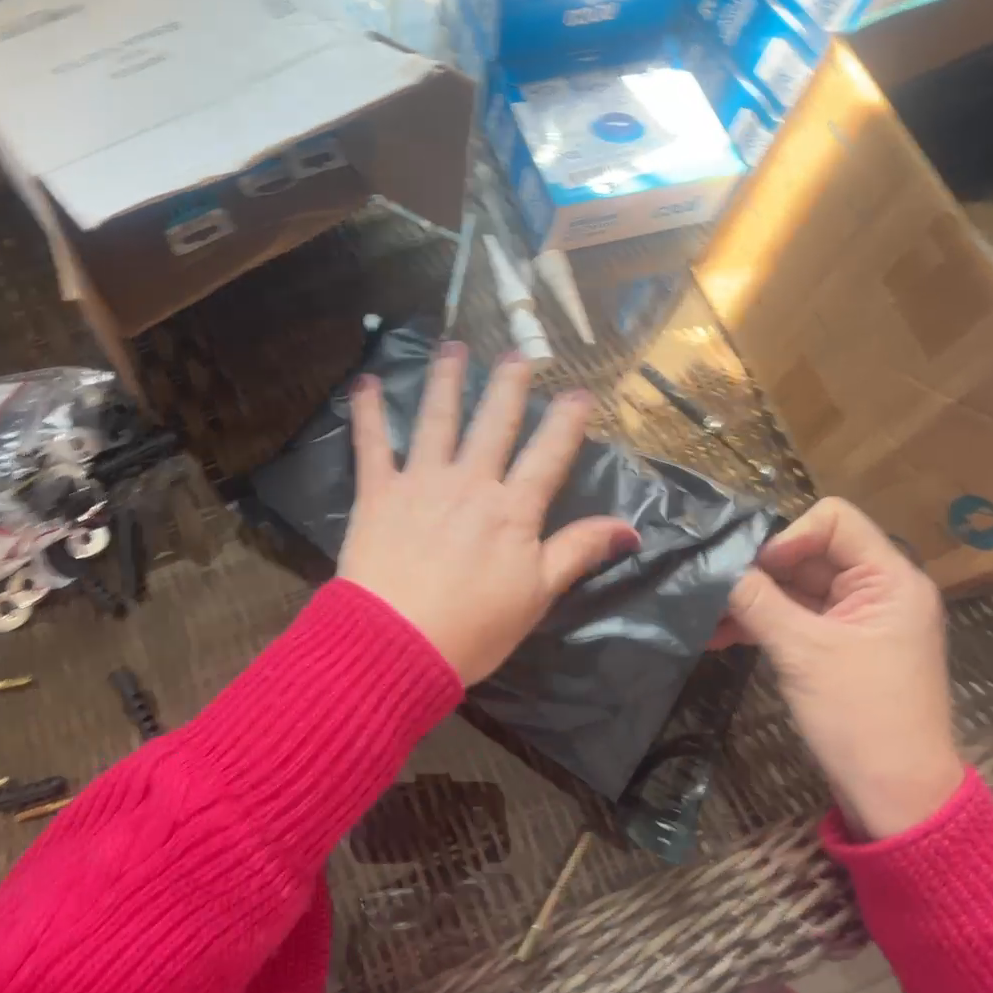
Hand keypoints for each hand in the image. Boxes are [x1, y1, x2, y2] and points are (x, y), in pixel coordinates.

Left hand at [338, 342, 639, 685]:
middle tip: (517, 354)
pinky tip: (364, 382)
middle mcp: (470, 483)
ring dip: (446, 382)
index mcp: (512, 510)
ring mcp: (421, 482)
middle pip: (494, 425)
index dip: (566, 422)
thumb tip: (629, 527)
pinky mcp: (377, 492)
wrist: (397, 644)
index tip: (580, 392)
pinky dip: (367, 411)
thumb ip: (577, 552)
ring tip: (452, 348)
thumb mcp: (537, 595)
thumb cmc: (473, 629)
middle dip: (508, 387)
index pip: (548, 455)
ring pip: (437, 420)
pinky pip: (372, 444)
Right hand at [713, 498, 962, 839]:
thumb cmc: (860, 716)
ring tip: (704, 617)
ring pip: (795, 587)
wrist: (895, 796)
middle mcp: (876, 590)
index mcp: (889, 580)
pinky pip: (794, 617)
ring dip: (751, 599)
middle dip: (759, 570)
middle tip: (712, 590)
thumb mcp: (801, 651)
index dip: (788, 536)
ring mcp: (856, 620)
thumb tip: (712, 565)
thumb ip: (756, 600)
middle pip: (809, 552)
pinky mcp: (838, 647)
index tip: (754, 571)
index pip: (834, 520)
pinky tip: (716, 636)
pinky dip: (760, 623)